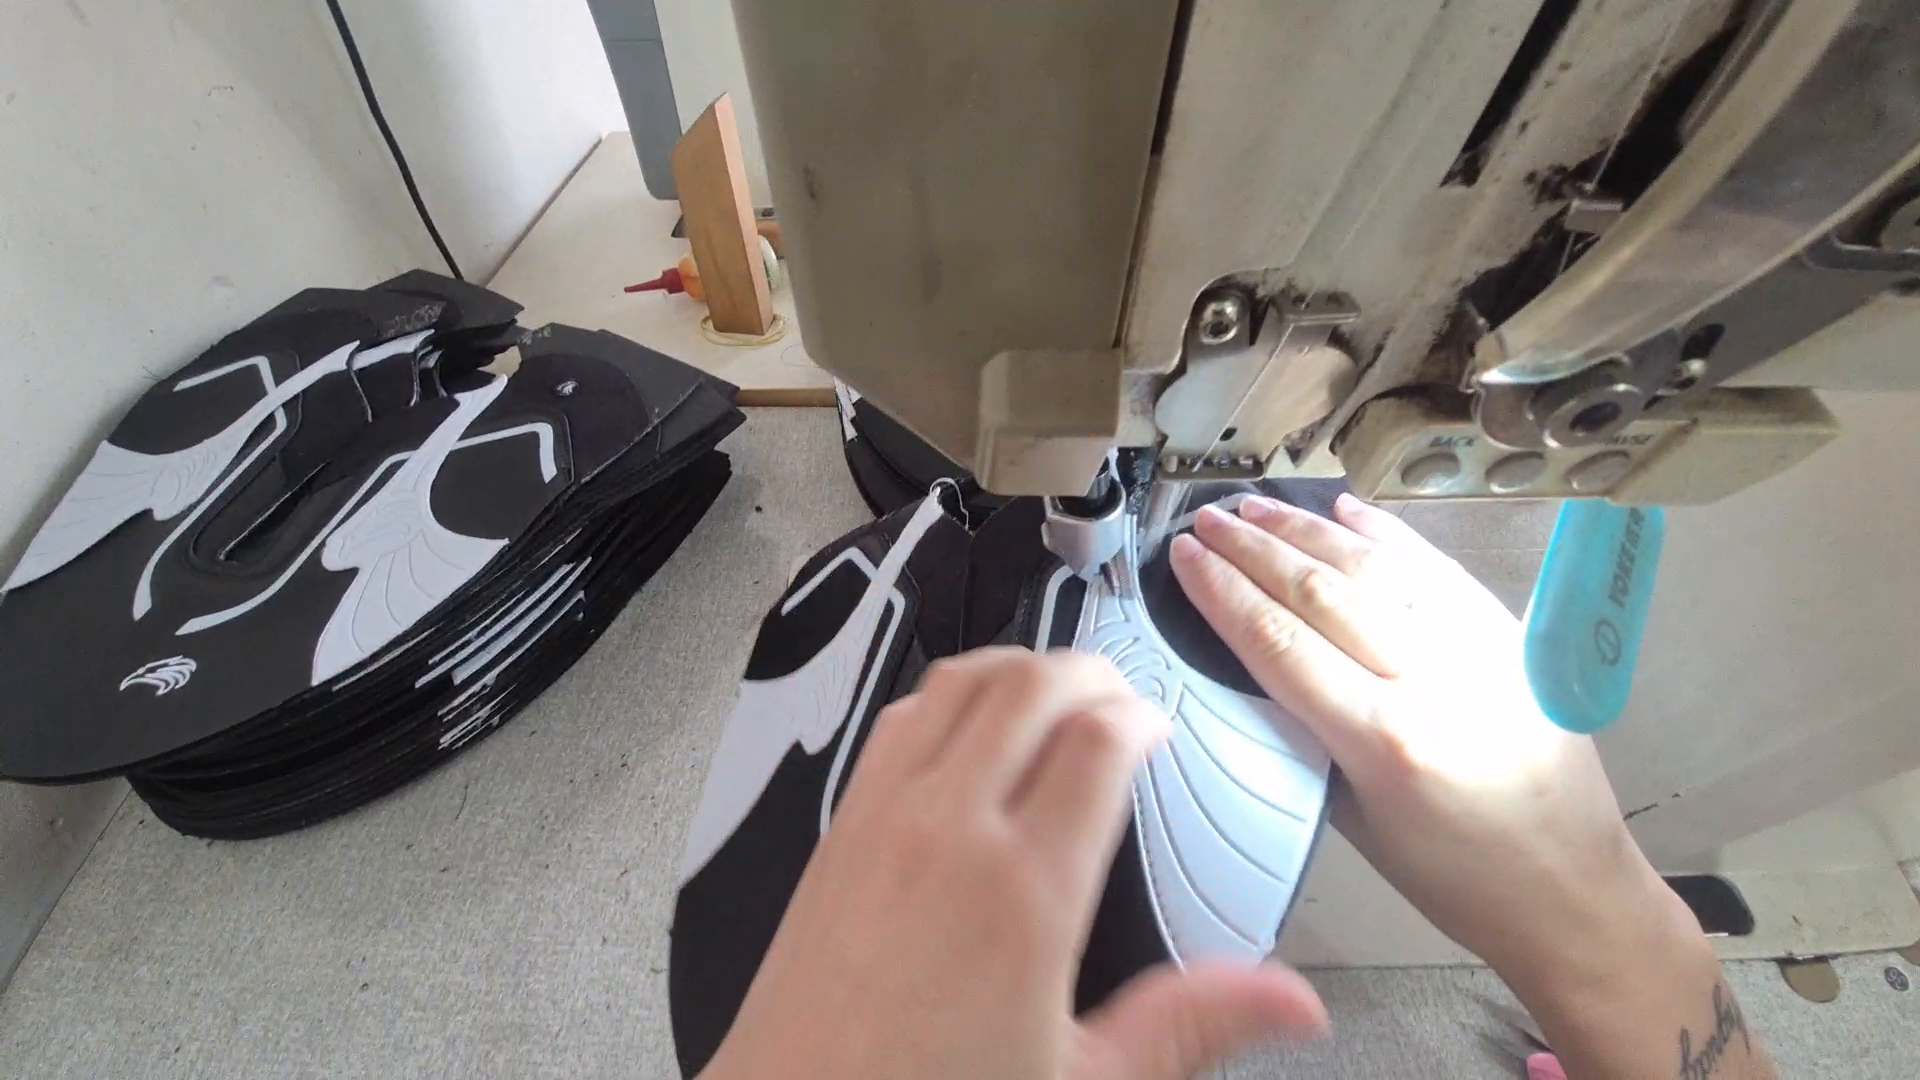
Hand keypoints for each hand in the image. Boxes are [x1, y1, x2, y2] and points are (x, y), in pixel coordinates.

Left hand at [701, 648, 1328, 1079]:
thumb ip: (1190, 1021)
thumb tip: (1289, 1001)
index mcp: (1026, 892)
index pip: (1098, 744)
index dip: (1139, 714)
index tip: (1155, 724)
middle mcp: (952, 828)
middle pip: (1030, 686)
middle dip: (1087, 670)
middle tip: (1115, 692)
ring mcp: (888, 812)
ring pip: (959, 681)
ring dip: (1015, 665)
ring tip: (1050, 686)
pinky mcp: (845, 817)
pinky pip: (900, 715)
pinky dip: (947, 692)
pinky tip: (966, 717)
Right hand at [1170, 495, 1677, 977]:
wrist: (1572, 890)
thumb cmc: (1443, 870)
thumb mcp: (1342, 810)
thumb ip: (1298, 724)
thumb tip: (1250, 651)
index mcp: (1383, 740)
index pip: (1278, 640)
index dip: (1221, 590)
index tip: (1184, 557)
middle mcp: (1435, 683)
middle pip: (1320, 592)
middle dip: (1252, 548)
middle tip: (1207, 521)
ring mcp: (1483, 651)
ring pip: (1375, 566)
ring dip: (1306, 530)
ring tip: (1255, 507)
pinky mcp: (1514, 638)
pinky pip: (1437, 568)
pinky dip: (1385, 532)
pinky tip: (1344, 509)